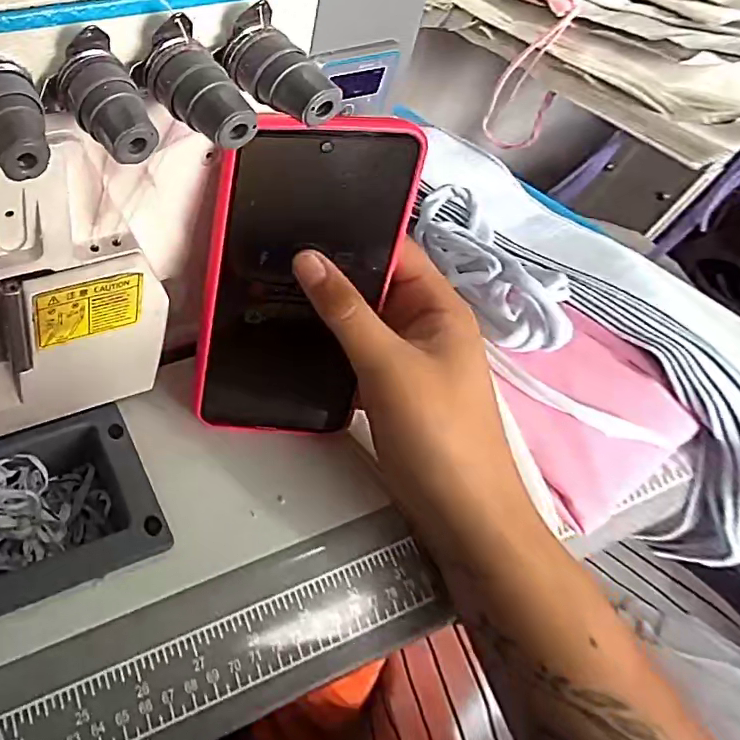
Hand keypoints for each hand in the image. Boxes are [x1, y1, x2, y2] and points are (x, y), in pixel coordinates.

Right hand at [293, 241, 546, 556]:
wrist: (463, 516)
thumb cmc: (439, 434)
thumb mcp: (388, 364)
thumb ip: (346, 309)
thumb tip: (308, 258)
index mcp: (440, 308)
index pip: (398, 252)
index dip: (356, 234)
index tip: (304, 223)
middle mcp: (424, 325)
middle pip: (375, 283)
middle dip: (332, 271)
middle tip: (277, 254)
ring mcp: (406, 357)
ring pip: (362, 318)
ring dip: (327, 307)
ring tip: (276, 285)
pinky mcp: (389, 385)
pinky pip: (355, 350)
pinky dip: (329, 342)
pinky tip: (294, 333)